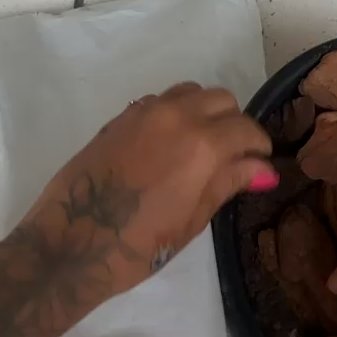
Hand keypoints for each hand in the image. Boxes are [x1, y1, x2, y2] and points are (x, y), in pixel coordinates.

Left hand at [16, 81, 276, 298]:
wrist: (71, 242)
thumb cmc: (138, 244)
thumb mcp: (193, 218)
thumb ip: (230, 182)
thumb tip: (265, 169)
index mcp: (202, 144)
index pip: (246, 129)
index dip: (258, 147)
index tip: (259, 164)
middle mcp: (178, 115)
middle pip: (222, 99)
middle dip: (233, 124)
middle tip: (230, 156)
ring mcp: (147, 110)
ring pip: (192, 91)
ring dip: (204, 111)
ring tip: (199, 146)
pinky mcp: (123, 114)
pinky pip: (163, 99)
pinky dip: (176, 111)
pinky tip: (169, 143)